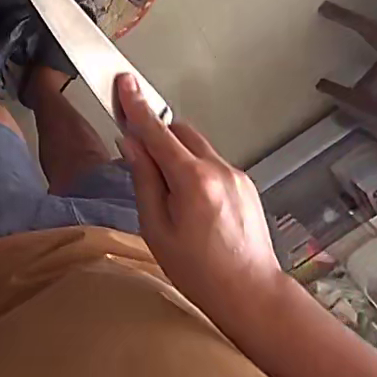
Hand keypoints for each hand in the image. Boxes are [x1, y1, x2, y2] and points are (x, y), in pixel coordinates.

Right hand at [114, 74, 286, 326]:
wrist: (250, 292)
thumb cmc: (200, 272)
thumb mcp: (156, 229)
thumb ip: (144, 180)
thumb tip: (131, 145)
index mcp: (193, 181)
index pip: (157, 132)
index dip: (136, 106)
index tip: (125, 84)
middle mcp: (218, 169)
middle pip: (180, 131)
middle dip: (158, 136)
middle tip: (140, 158)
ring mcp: (236, 175)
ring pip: (197, 146)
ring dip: (177, 155)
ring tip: (170, 196)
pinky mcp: (245, 182)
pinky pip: (212, 162)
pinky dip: (195, 169)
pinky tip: (192, 203)